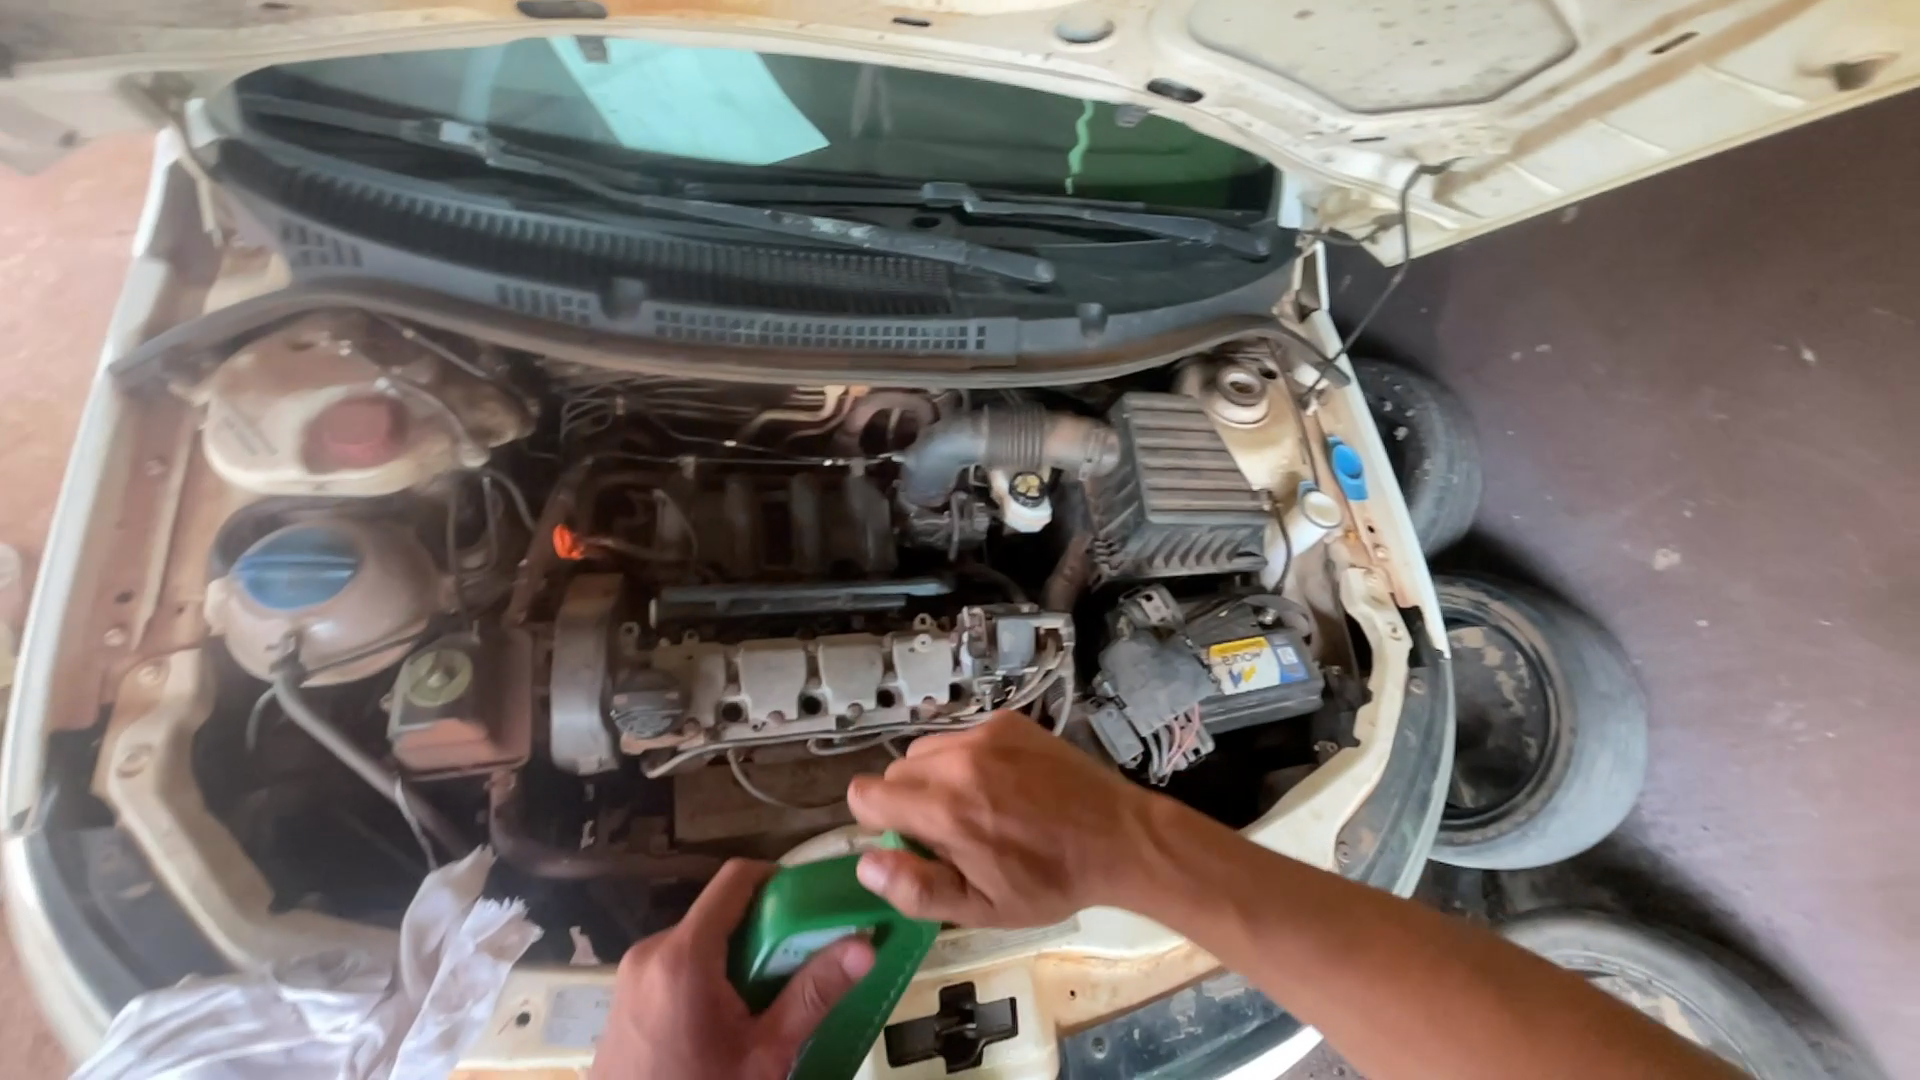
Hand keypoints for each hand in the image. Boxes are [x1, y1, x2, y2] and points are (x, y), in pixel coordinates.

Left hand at [590, 859, 874, 1079]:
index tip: (807, 903)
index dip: (776, 878)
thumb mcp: (765, 1054)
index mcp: (683, 954)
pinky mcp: (624, 998)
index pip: (735, 877)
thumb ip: (813, 994)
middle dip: (761, 929)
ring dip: (735, 954)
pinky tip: (723, 1019)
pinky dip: (707, 973)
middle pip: (719, 911)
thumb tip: (865, 946)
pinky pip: (676, 962)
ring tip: (762, 998)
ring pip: (699, 937)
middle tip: (794, 963)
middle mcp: (651, 950)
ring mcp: (631, 974)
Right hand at [846, 712, 1167, 927]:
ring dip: (934, 776)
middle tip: (949, 830)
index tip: (909, 839)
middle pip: (895, 771)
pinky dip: (966, 757)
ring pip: (926, 749)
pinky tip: (1002, 781)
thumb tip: (865, 863)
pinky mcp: (1007, 720)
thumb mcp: (983, 908)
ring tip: (975, 803)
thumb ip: (917, 888)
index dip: (876, 820)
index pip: (865, 794)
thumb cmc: (1049, 881)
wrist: (1118, 836)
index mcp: (946, 811)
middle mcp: (957, 762)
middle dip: (907, 801)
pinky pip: (961, 735)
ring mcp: (984, 734)